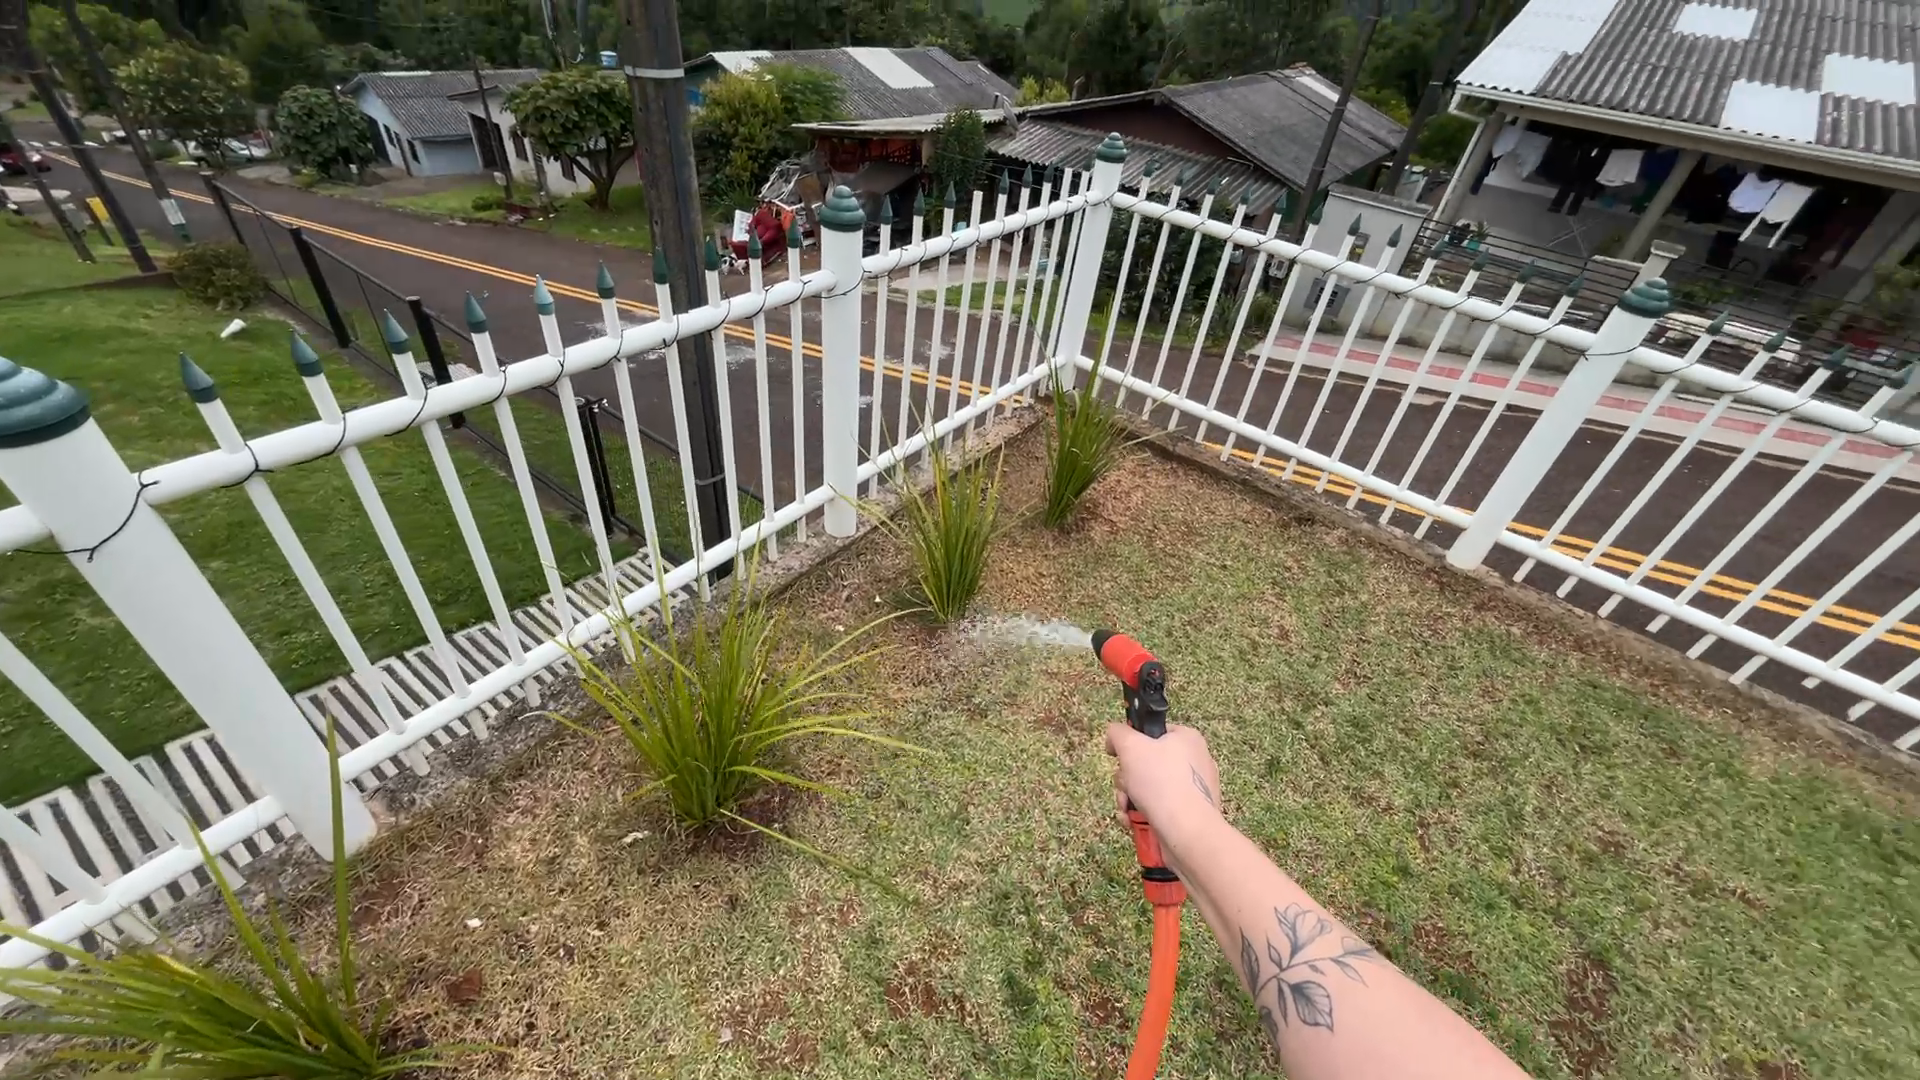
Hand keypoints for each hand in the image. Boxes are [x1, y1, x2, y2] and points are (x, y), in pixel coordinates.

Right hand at [1104, 722, 1223, 852]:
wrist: (1187, 833)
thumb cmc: (1160, 783)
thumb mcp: (1130, 746)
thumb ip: (1117, 732)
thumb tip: (1114, 739)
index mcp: (1187, 738)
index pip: (1152, 733)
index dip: (1131, 743)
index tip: (1120, 757)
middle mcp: (1195, 761)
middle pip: (1146, 762)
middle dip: (1127, 777)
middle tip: (1125, 786)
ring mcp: (1194, 790)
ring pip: (1149, 787)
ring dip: (1129, 797)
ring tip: (1126, 808)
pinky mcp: (1190, 814)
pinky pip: (1159, 807)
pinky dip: (1142, 814)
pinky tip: (1132, 821)